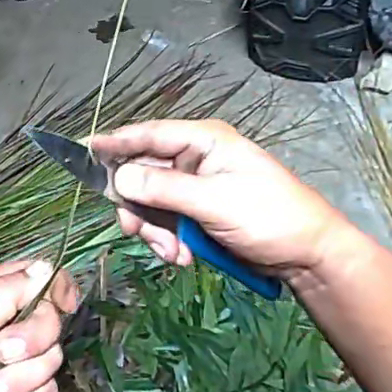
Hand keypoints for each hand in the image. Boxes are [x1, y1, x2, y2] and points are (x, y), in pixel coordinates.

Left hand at [0, 260, 78, 391]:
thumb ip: (7, 291)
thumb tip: (45, 268)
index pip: (38, 277)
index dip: (54, 288)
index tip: (62, 303)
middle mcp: (9, 324)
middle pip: (51, 319)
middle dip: (30, 340)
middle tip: (1, 353)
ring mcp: (19, 362)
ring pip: (51, 361)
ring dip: (16, 382)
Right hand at [89, 119, 372, 281]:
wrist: (308, 256)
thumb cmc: (270, 216)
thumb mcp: (215, 202)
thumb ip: (164, 189)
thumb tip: (118, 177)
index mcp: (203, 141)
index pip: (149, 134)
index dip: (115, 142)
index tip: (83, 151)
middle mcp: (194, 159)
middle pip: (142, 174)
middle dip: (138, 207)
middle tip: (139, 232)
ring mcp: (195, 186)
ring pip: (149, 203)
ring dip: (154, 230)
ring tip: (173, 252)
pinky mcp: (197, 212)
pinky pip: (164, 222)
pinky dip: (167, 240)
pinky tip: (182, 257)